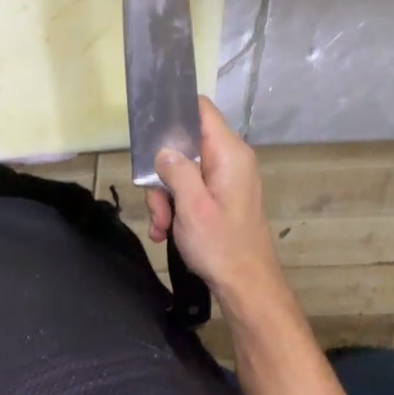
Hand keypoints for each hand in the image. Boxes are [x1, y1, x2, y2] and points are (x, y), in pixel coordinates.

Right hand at [144, 97, 286, 309]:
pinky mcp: (219, 196)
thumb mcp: (192, 207)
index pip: (201, 111)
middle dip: (161, 176)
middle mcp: (230, 160)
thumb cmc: (221, 244)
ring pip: (180, 172)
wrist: (245, 283)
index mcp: (229, 155)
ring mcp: (225, 179)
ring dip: (164, 199)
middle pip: (183, 147)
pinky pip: (188, 190)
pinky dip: (173, 209)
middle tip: (158, 208)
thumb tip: (163, 150)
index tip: (147, 128)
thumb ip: (177, 171)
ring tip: (163, 227)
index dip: (174, 112)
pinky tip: (167, 231)